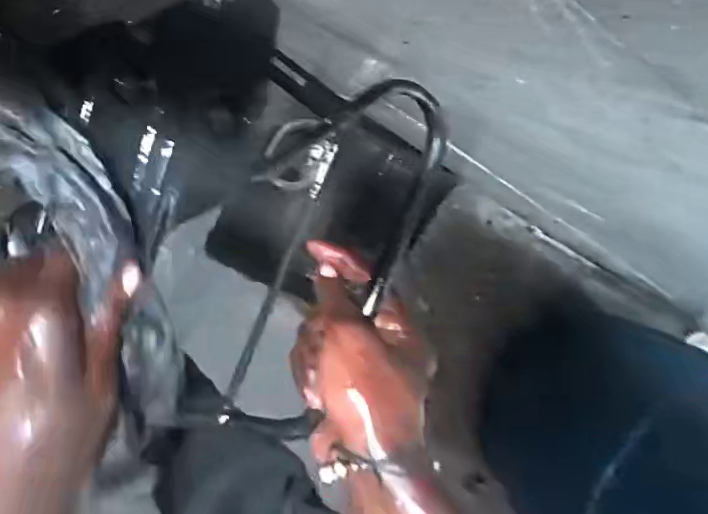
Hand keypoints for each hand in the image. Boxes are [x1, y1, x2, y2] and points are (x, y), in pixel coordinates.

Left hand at [0, 250, 138, 513]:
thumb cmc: (51, 446)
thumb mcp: (97, 391)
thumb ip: (109, 321)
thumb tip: (131, 268)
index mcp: (39, 304)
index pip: (66, 255)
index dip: (82, 270)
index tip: (90, 292)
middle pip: (33, 261)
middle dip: (52, 278)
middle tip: (66, 317)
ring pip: (5, 274)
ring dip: (23, 287)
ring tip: (35, 329)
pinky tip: (8, 339)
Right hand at [290, 241, 430, 469]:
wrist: (362, 458)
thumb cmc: (365, 391)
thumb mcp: (348, 336)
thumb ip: (335, 297)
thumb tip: (327, 270)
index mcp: (400, 330)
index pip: (371, 279)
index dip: (342, 259)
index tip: (313, 248)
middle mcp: (382, 344)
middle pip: (334, 309)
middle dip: (320, 327)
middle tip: (322, 345)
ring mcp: (357, 365)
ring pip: (317, 333)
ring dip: (311, 353)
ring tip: (319, 377)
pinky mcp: (336, 381)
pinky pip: (311, 358)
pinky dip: (308, 372)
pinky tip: (316, 393)